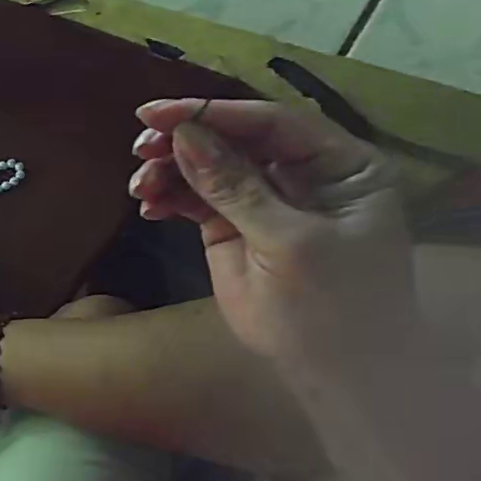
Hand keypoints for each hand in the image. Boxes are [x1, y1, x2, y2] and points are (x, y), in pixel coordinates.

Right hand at [129, 98, 415, 364]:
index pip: (272, 124)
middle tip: (140, 149)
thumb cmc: (332, 305)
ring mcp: (263, 202)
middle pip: (234, 140)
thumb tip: (186, 138)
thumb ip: (236, 188)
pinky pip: (194, 200)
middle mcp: (302, 175)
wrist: (331, 368)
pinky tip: (149, 207)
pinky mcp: (231, 228)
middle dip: (184, 141)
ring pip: (207, 169)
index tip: (156, 113)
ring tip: (140, 188)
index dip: (214, 113)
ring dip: (169, 172)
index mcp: (340, 165)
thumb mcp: (288, 242)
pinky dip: (168, 198)